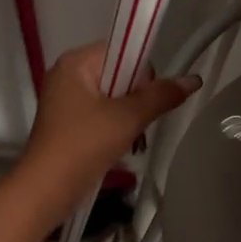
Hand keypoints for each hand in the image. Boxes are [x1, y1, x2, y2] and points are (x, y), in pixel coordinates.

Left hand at [17, 43, 198, 200]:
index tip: (144, 103)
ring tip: (129, 141)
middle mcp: (67, 75)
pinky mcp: (67, 124)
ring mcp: (64, 101)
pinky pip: (100, 115)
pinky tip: (118, 148)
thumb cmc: (84, 146)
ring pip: (112, 98)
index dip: (142, 75)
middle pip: (119, 75)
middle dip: (136, 100)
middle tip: (136, 125)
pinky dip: (114, 129)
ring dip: (128, 118)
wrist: (47, 189)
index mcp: (75, 62)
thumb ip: (161, 96)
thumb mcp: (127, 119)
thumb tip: (193, 80)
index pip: (124, 51)